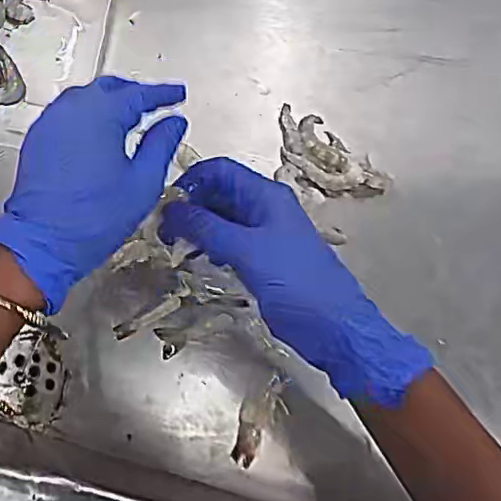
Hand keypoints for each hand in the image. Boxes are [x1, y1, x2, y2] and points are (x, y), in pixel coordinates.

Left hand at [0, 76, 187, 311]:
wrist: (43, 239)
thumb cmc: (92, 217)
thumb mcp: (142, 181)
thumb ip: (161, 144)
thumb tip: (173, 123)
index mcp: (100, 113)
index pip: (138, 93)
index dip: (162, 93)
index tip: (177, 93)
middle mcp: (70, 109)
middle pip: (107, 88)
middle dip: (134, 92)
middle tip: (155, 102)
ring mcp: (49, 121)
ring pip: (83, 98)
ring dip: (108, 101)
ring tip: (130, 116)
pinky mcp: (37, 136)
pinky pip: (65, 113)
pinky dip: (86, 114)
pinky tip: (98, 131)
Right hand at [159, 158, 432, 406]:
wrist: (337, 331)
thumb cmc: (296, 285)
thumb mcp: (245, 251)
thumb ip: (204, 226)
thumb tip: (169, 209)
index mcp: (266, 195)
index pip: (217, 170)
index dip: (189, 182)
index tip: (167, 205)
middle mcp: (264, 206)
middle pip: (215, 191)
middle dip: (188, 205)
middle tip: (164, 228)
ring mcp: (264, 231)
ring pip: (218, 215)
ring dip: (195, 225)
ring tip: (176, 244)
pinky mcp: (261, 254)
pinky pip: (226, 237)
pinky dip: (207, 242)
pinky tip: (198, 258)